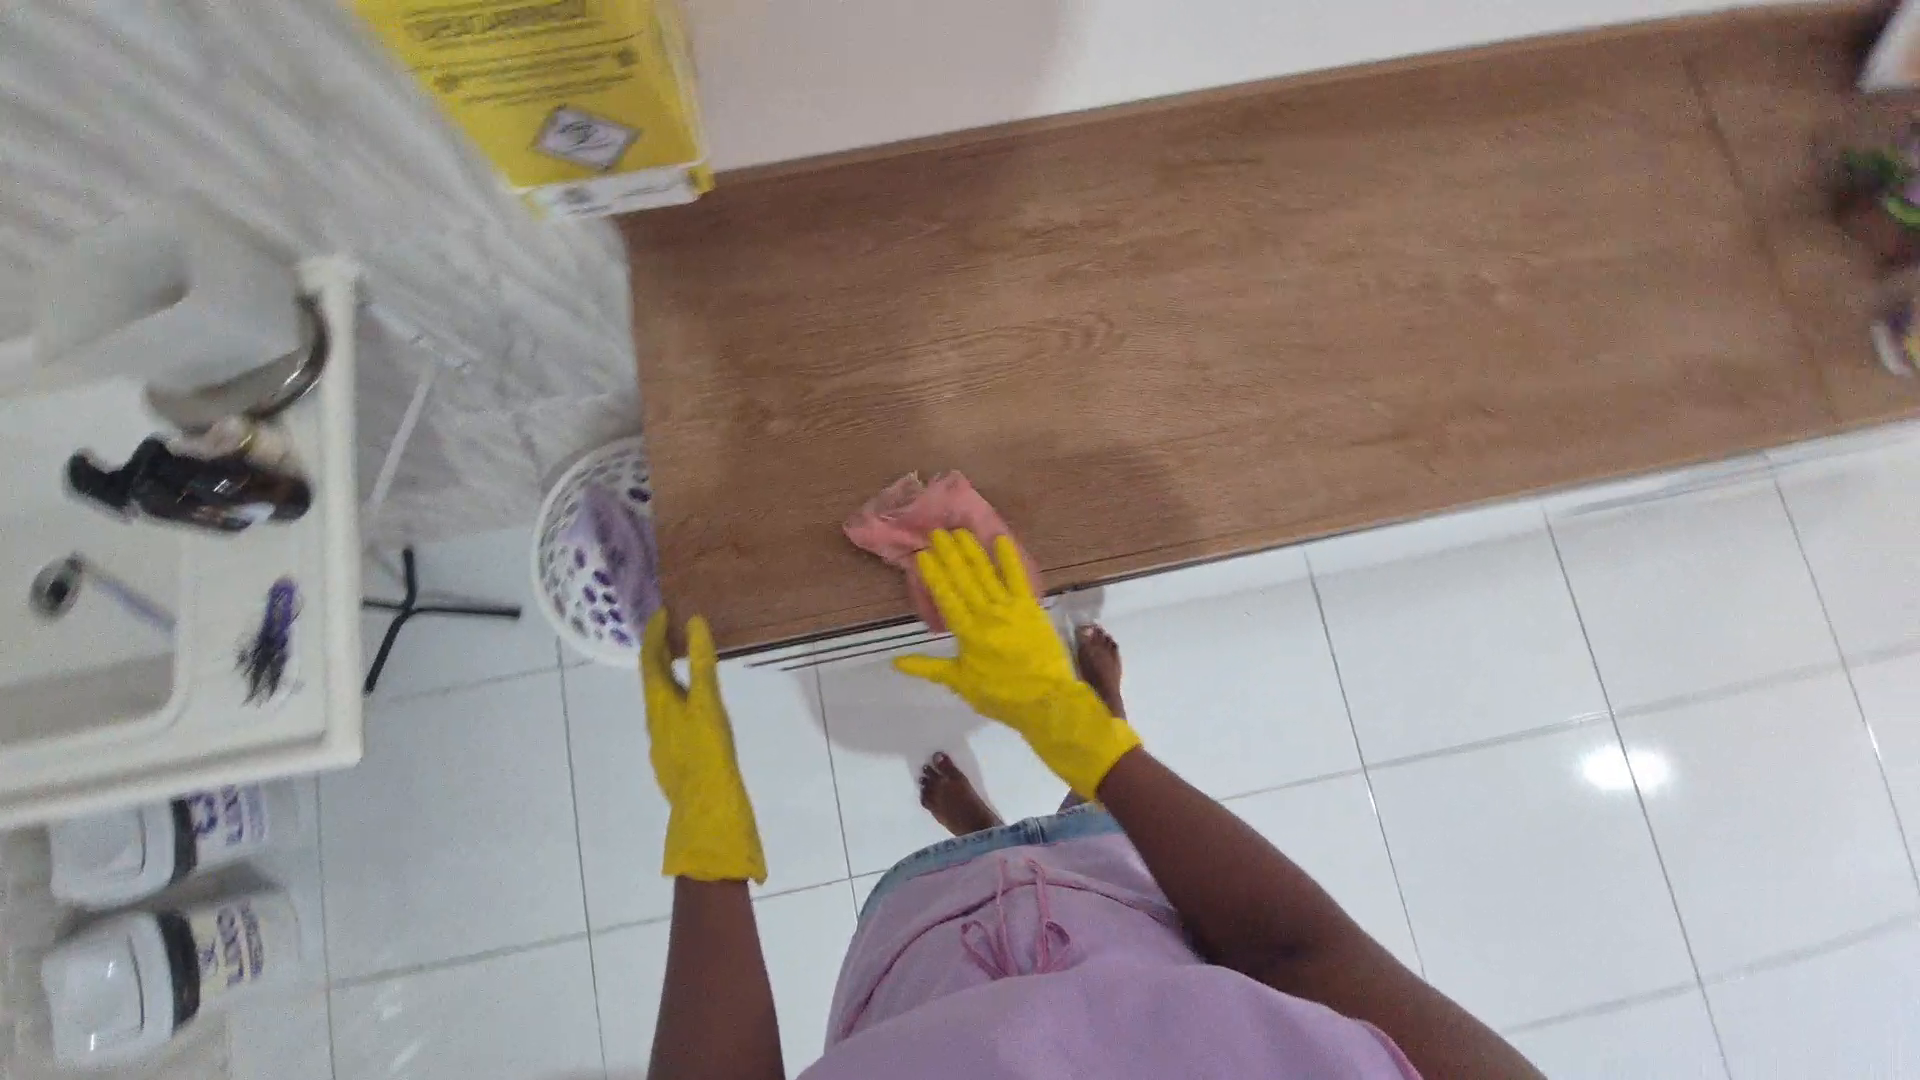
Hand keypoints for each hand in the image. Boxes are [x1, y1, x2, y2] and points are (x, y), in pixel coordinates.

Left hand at [642, 611, 766, 882]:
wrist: (706, 808)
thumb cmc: (707, 752)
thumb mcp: (708, 703)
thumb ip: (702, 663)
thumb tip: (694, 622)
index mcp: (659, 704)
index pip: (650, 661)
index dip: (654, 634)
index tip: (663, 612)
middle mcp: (655, 721)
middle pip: (652, 681)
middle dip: (660, 654)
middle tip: (674, 632)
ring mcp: (662, 742)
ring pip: (661, 701)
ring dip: (669, 678)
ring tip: (685, 664)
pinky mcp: (674, 758)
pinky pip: (671, 718)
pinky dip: (679, 700)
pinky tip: (694, 709)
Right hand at [893, 529, 1141, 797]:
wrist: (1045, 701)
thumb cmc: (1001, 696)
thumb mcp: (960, 683)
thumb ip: (927, 668)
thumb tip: (895, 661)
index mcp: (966, 632)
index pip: (945, 596)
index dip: (933, 573)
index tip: (922, 554)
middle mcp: (985, 614)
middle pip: (963, 578)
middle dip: (948, 554)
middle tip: (936, 531)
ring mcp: (1010, 608)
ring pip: (986, 573)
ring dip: (972, 550)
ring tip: (959, 531)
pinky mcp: (1032, 607)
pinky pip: (1019, 578)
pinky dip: (1010, 558)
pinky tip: (1001, 538)